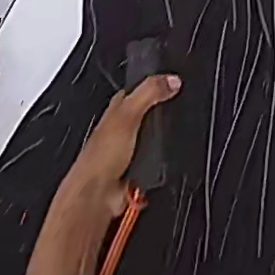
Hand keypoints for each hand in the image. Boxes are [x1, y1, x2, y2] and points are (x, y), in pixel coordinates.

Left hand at [52, 73, 182, 226]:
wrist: (97, 194)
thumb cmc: (102, 156)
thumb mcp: (129, 114)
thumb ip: (149, 93)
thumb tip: (171, 80)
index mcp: (118, 108)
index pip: (138, 89)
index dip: (155, 83)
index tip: (173, 81)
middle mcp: (123, 126)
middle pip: (149, 113)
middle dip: (163, 112)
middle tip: (177, 108)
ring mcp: (130, 148)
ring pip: (154, 137)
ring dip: (163, 138)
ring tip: (172, 136)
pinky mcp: (137, 167)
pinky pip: (157, 159)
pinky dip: (163, 159)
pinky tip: (164, 159)